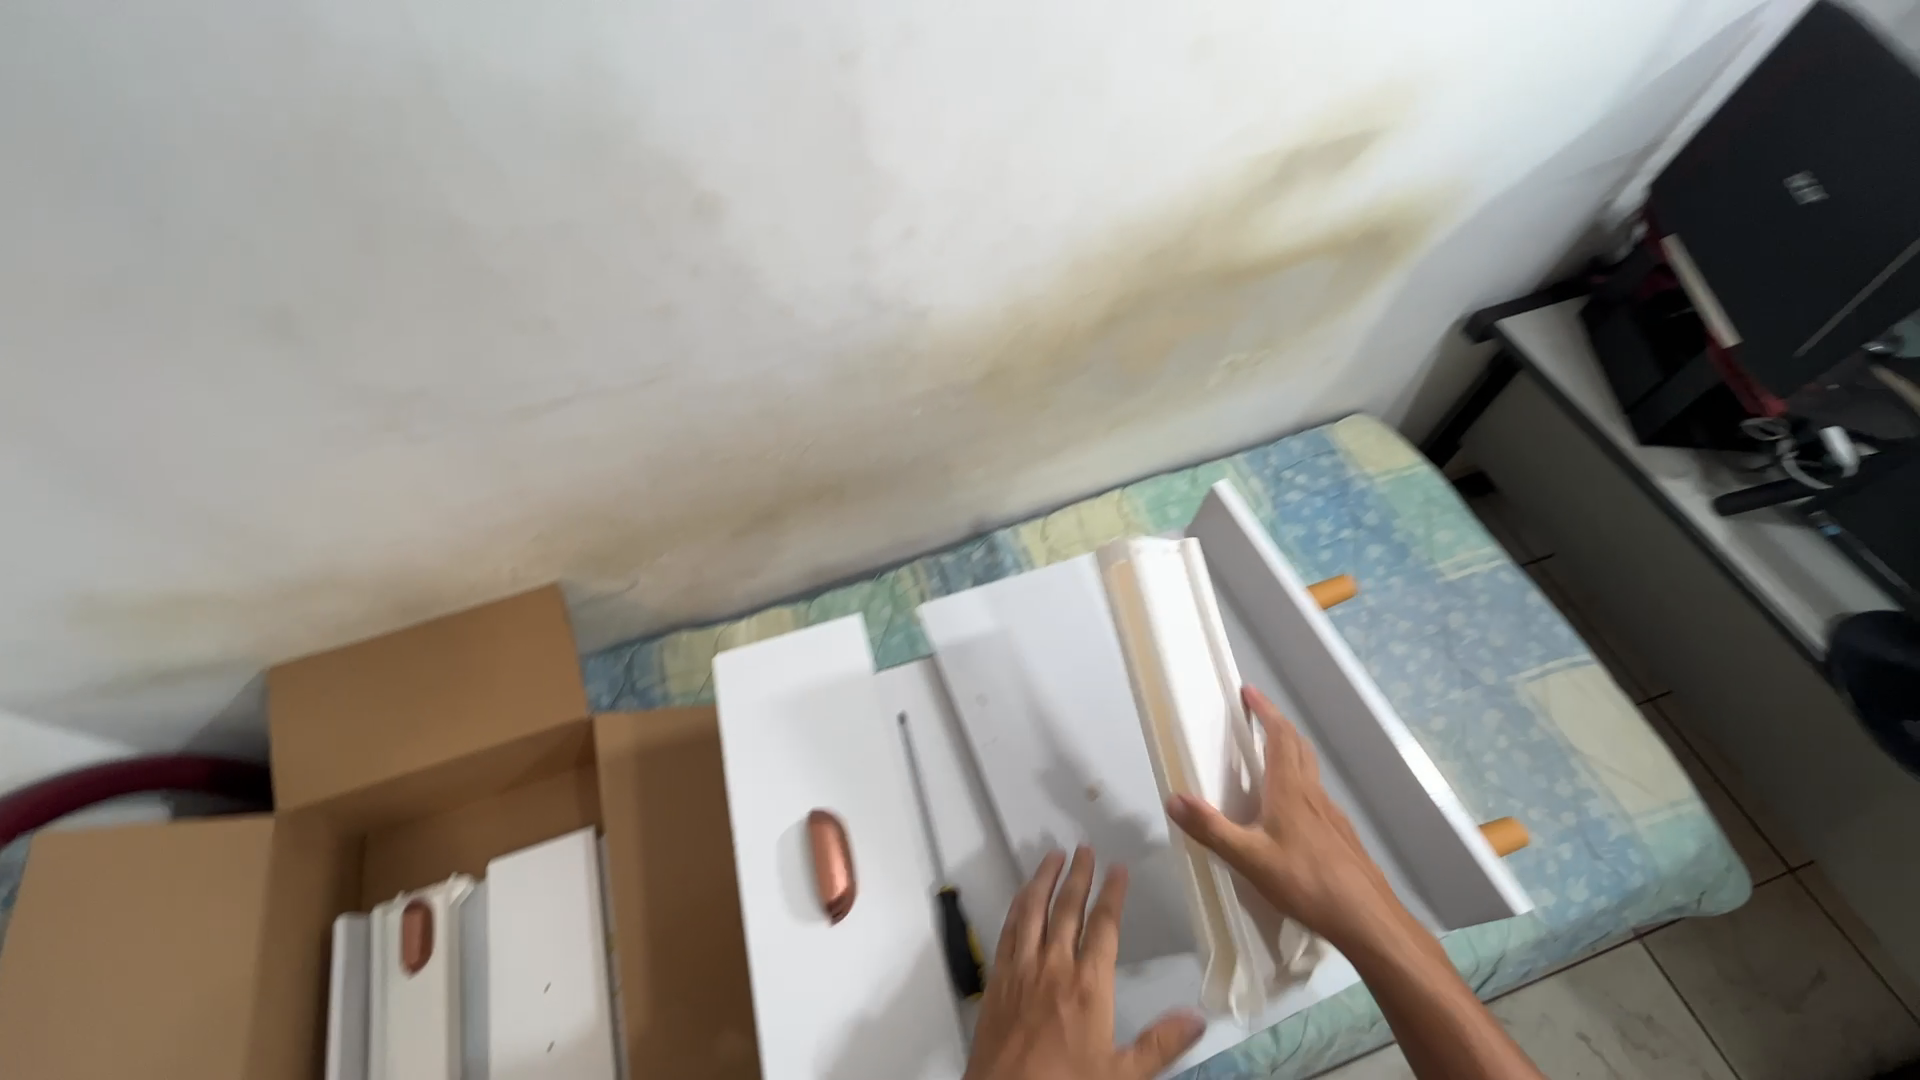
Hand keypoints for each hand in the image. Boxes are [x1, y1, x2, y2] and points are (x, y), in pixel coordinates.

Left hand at [963, 846, 1205, 1079]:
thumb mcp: (1123, 1074)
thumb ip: (1160, 1043)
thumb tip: (1198, 1016)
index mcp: (1089, 984)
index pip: (1104, 925)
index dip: (1112, 893)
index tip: (1119, 869)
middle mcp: (1054, 965)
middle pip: (1068, 908)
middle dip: (1079, 876)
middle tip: (1085, 848)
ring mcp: (1022, 967)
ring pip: (1034, 909)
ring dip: (1044, 879)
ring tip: (1053, 855)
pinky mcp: (998, 975)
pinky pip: (1009, 928)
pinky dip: (1018, 904)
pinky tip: (1023, 895)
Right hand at [1165, 685, 1404, 948]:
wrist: (1369, 920)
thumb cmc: (1307, 882)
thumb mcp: (1250, 859)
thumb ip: (1211, 829)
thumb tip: (1174, 799)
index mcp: (1290, 791)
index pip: (1280, 737)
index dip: (1266, 711)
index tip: (1249, 692)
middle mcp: (1313, 795)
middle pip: (1300, 747)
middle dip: (1279, 726)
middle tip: (1259, 717)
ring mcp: (1332, 816)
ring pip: (1311, 772)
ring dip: (1291, 753)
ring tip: (1270, 758)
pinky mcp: (1342, 837)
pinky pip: (1318, 797)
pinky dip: (1301, 785)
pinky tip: (1292, 813)